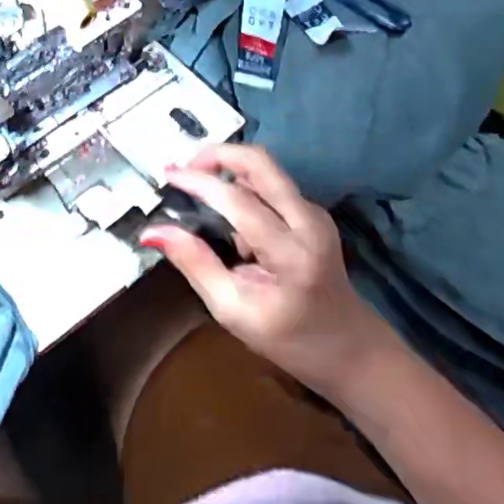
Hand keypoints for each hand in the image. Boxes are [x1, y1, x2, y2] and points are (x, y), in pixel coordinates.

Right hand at [141, 145, 393, 391]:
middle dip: (218, 154)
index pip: (238, 201)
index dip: (199, 182)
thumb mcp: (233, 310)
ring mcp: (315, 212)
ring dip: (229, 172)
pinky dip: (244, 188)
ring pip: (265, 168)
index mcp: (291, 253)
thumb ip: (195, 264)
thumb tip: (153, 231)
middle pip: (260, 162)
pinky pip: (271, 184)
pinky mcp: (313, 211)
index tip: (168, 174)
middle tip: (185, 168)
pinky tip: (234, 224)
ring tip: (205, 200)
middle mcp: (308, 221)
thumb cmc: (289, 340)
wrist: (350, 349)